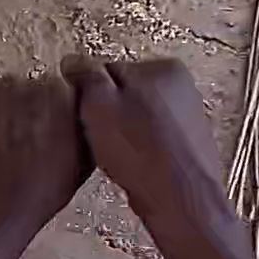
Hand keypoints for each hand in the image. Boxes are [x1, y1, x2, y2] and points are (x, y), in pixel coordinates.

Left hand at [0, 71, 90, 239]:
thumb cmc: (35, 194)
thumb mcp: (78, 163)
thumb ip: (81, 130)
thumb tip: (81, 116)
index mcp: (58, 99)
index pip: (57, 87)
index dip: (51, 106)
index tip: (47, 121)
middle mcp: (21, 90)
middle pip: (25, 88)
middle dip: (23, 107)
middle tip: (19, 136)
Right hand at [62, 58, 232, 242]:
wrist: (176, 198)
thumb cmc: (138, 148)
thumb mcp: (98, 103)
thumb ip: (85, 76)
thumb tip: (72, 61)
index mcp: (164, 68)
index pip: (107, 69)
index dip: (87, 91)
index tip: (83, 111)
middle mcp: (182, 86)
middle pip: (121, 92)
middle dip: (104, 110)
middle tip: (93, 132)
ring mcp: (186, 116)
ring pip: (132, 115)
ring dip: (117, 130)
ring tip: (109, 150)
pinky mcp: (184, 143)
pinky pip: (145, 136)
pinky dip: (133, 145)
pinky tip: (126, 160)